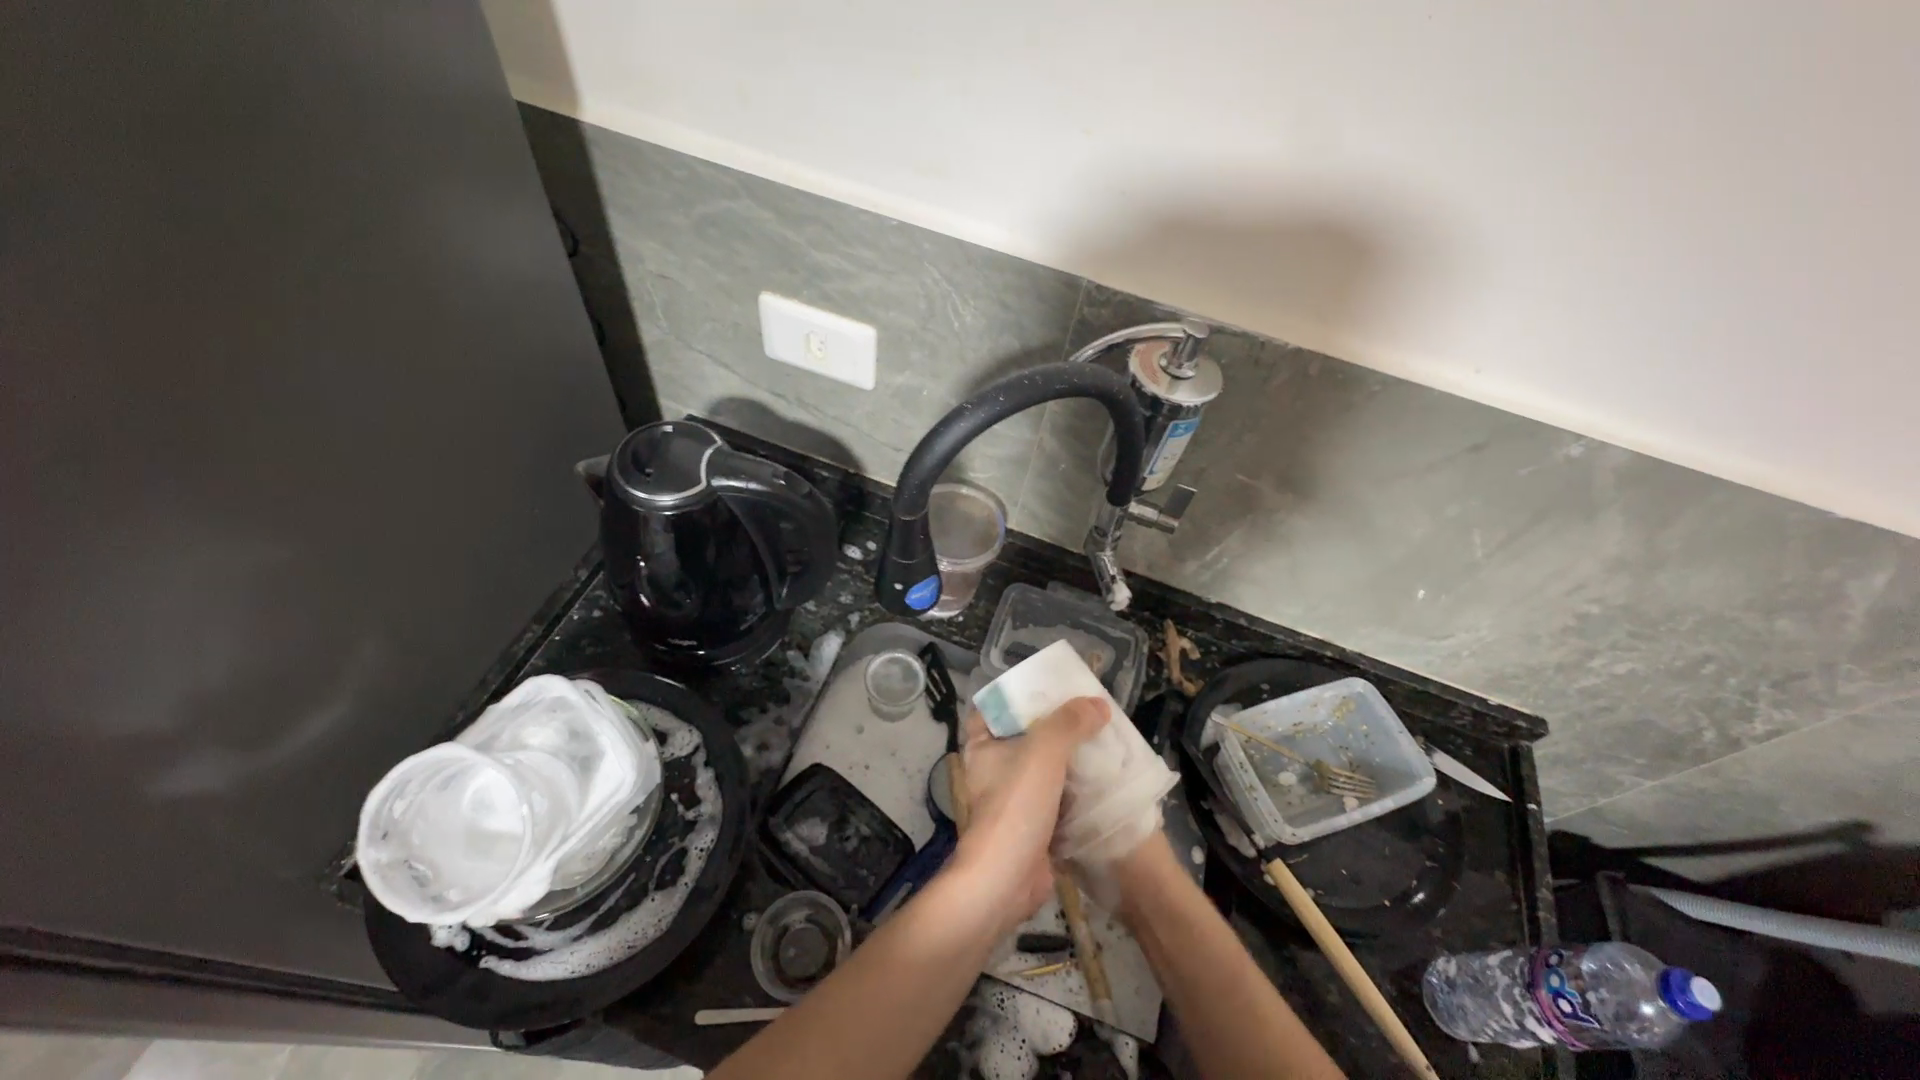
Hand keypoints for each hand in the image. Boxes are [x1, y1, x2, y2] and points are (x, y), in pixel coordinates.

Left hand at [945, 697, 1108, 932]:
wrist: (1005, 880)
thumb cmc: (1014, 808)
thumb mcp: (1042, 752)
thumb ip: (1069, 724)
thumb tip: (1098, 704)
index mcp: (984, 746)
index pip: (995, 708)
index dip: (1020, 694)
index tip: (1052, 687)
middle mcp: (995, 769)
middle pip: (1027, 737)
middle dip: (1057, 726)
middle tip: (1090, 713)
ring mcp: (1015, 799)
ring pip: (1046, 769)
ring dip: (1071, 760)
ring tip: (1104, 741)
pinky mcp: (1034, 826)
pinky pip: (1059, 799)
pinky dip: (1077, 791)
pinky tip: (1104, 781)